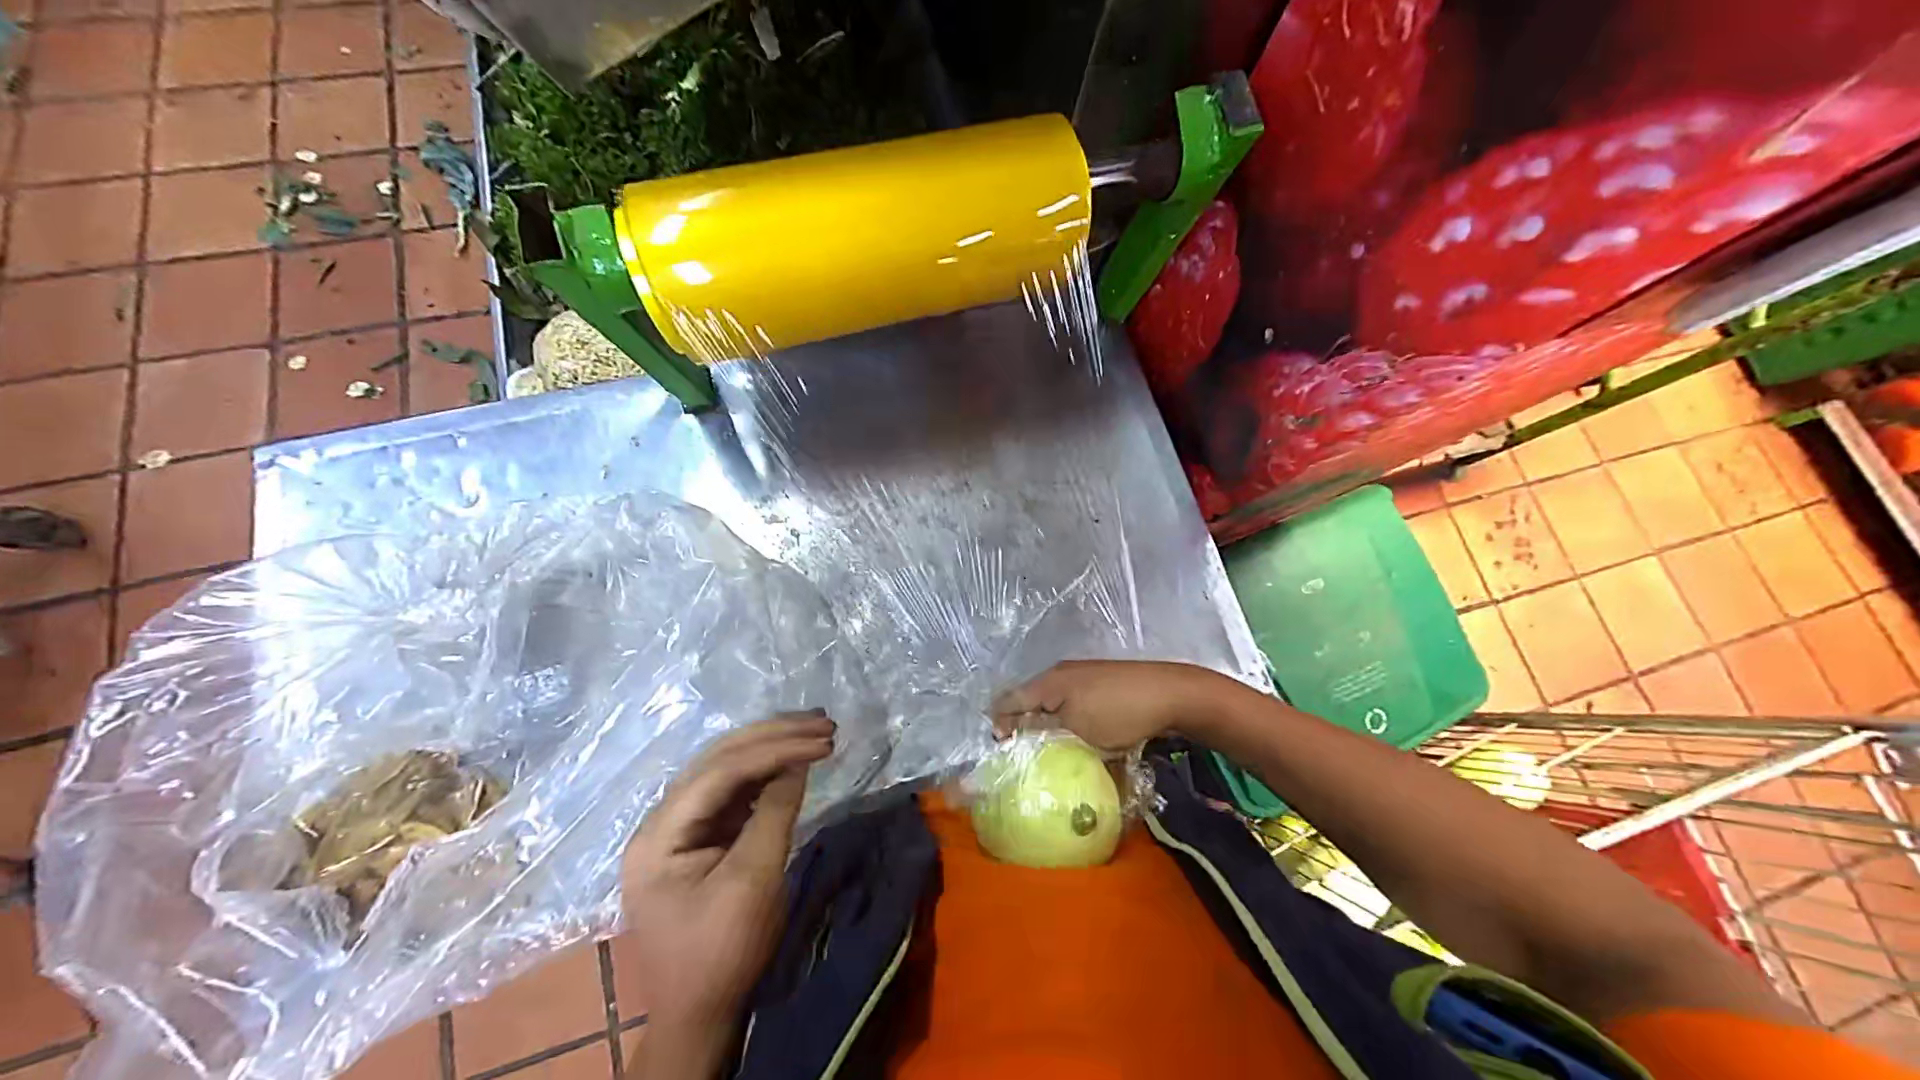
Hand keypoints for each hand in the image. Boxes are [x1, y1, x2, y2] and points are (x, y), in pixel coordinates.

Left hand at [621, 714, 832, 1032]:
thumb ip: (774, 813)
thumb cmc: (723, 952)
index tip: (822, 739)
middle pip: (718, 760)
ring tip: (814, 731)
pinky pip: (734, 792)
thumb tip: (798, 762)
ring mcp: (680, 829)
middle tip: (822, 723)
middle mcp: (663, 821)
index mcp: (660, 833)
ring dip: (771, 748)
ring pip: (726, 770)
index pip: (720, 771)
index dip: (774, 748)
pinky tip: (794, 762)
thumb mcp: (753, 882)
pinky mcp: (701, 838)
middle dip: (773, 737)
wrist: (701, 1013)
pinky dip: (767, 774)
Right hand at [990, 660, 1246, 749]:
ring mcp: (1082, 677)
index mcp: (1048, 681)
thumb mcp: (1074, 729)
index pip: (1008, 701)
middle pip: (1028, 702)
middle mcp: (1060, 674)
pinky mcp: (1100, 686)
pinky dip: (1067, 723)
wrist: (1172, 695)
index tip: (1002, 754)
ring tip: (1049, 755)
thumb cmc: (1119, 713)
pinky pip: (1071, 706)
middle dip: (1022, 728)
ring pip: (1051, 706)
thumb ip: (1038, 731)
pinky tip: (1076, 743)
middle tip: (1023, 759)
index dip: (999, 726)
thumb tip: (1008, 734)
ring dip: (1047, 728)